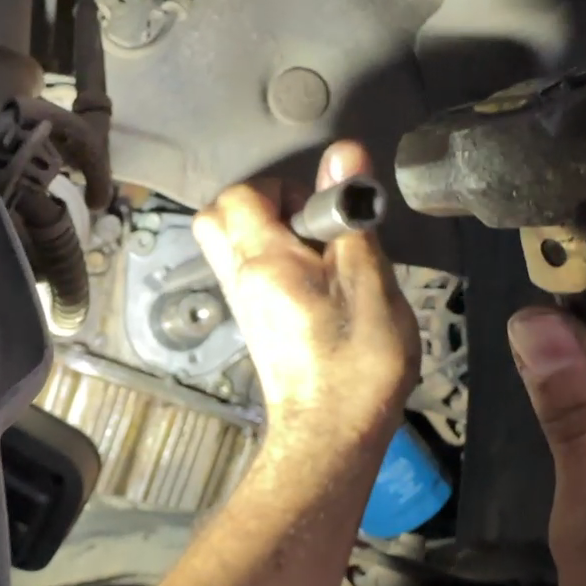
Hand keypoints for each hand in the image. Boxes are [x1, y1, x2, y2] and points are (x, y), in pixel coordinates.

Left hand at [193, 141, 417, 452]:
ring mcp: (240, 300)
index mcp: (261, 262)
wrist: (329, 428)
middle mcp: (238, 278)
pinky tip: (312, 278)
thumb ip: (348, 216)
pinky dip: (268, 258)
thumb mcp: (369, 281)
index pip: (238, 195)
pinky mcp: (252, 319)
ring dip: (264, 231)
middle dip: (259, 203)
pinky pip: (244, 270)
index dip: (280, 186)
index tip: (320, 206)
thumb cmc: (355, 362)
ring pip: (227, 244)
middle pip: (217, 216)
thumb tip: (343, 156)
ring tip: (315, 251)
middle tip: (307, 221)